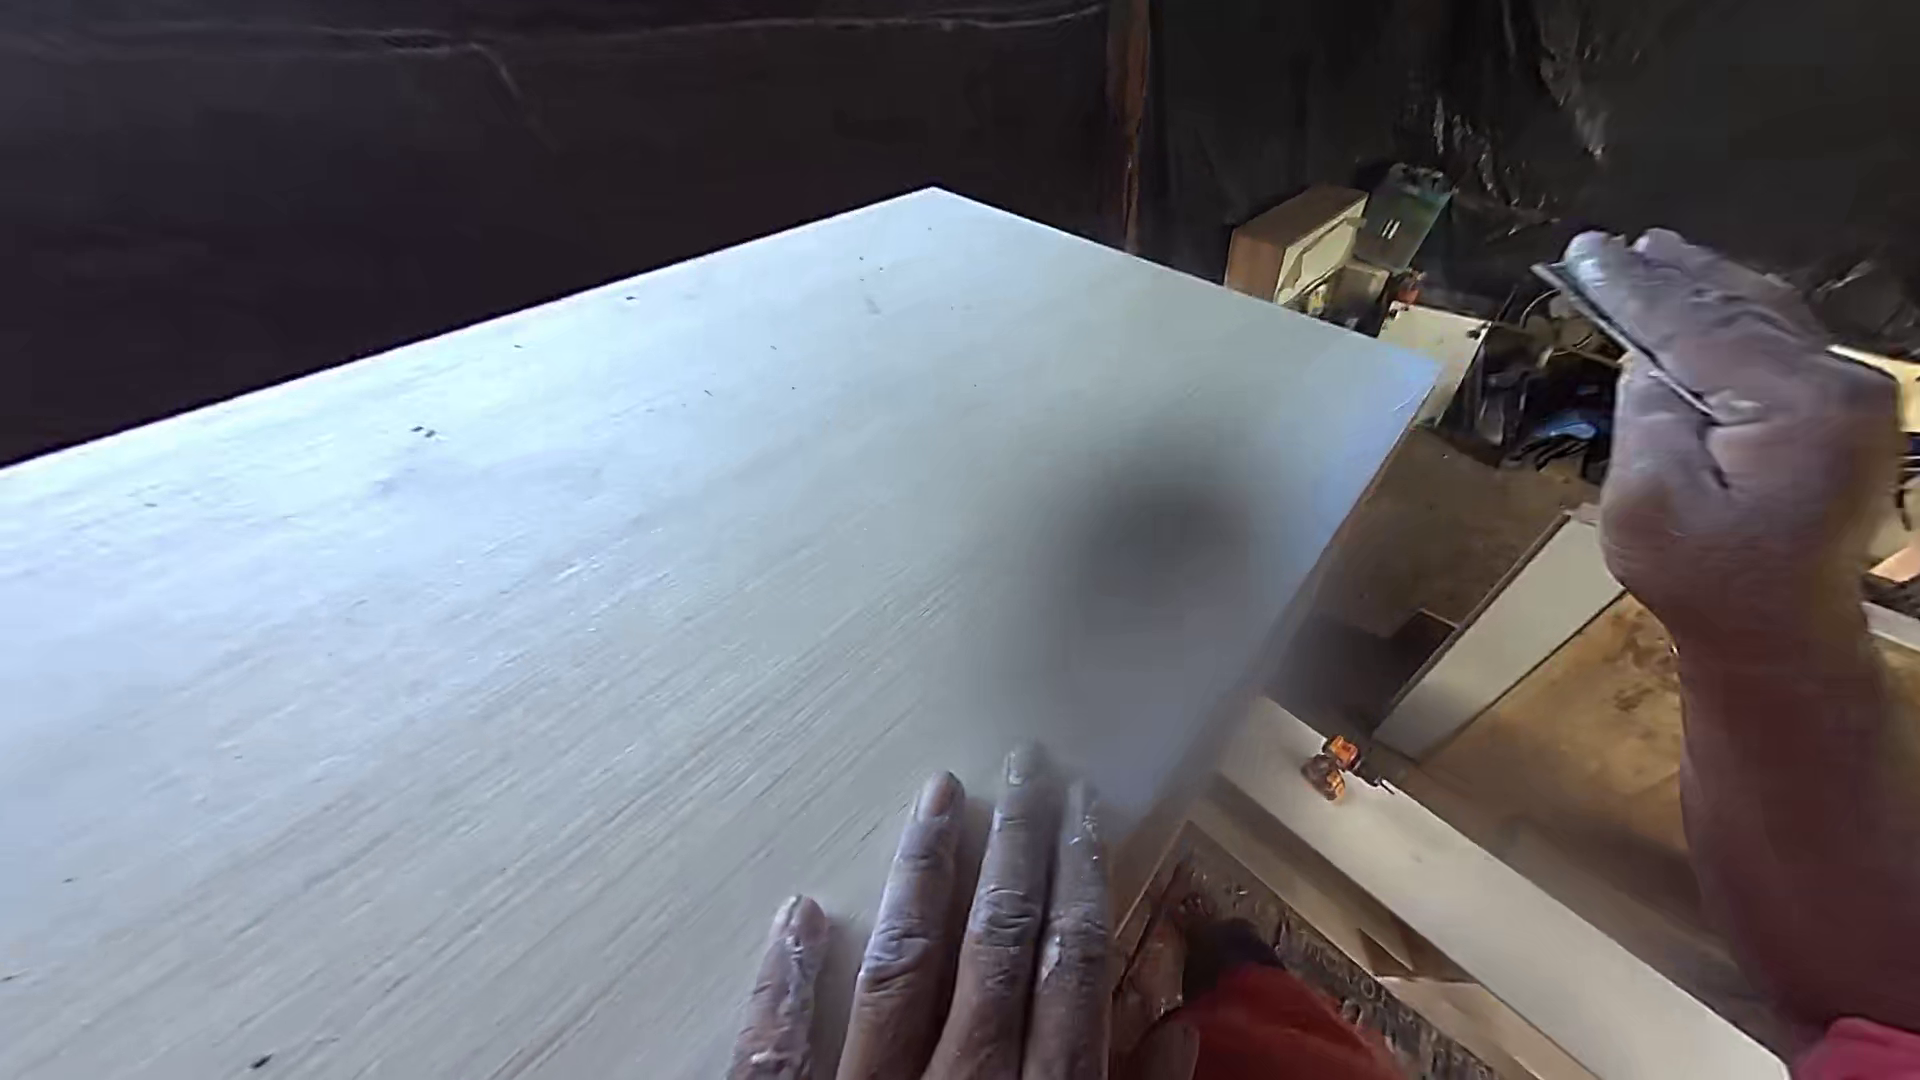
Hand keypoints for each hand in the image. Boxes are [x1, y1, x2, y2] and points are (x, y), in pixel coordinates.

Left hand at [727, 747, 1110, 1079]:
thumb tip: (1173, 1024)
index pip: (1065, 971)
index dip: (1077, 880)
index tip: (1079, 804)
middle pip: (994, 948)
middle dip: (1016, 848)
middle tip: (1024, 763)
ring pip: (902, 968)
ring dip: (922, 873)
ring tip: (939, 791)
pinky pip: (774, 1055)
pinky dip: (785, 979)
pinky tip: (797, 907)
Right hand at [1564, 229, 1901, 653]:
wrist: (1771, 621)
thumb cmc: (1696, 569)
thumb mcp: (1647, 498)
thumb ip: (1651, 419)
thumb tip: (1646, 361)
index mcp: (1792, 405)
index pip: (1695, 328)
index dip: (1633, 290)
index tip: (1585, 254)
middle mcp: (1837, 384)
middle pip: (1737, 309)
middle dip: (1666, 274)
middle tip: (1607, 242)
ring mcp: (1843, 396)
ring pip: (1765, 317)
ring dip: (1702, 282)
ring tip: (1655, 250)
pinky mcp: (1829, 413)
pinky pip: (1775, 343)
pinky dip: (1729, 312)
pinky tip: (1704, 298)